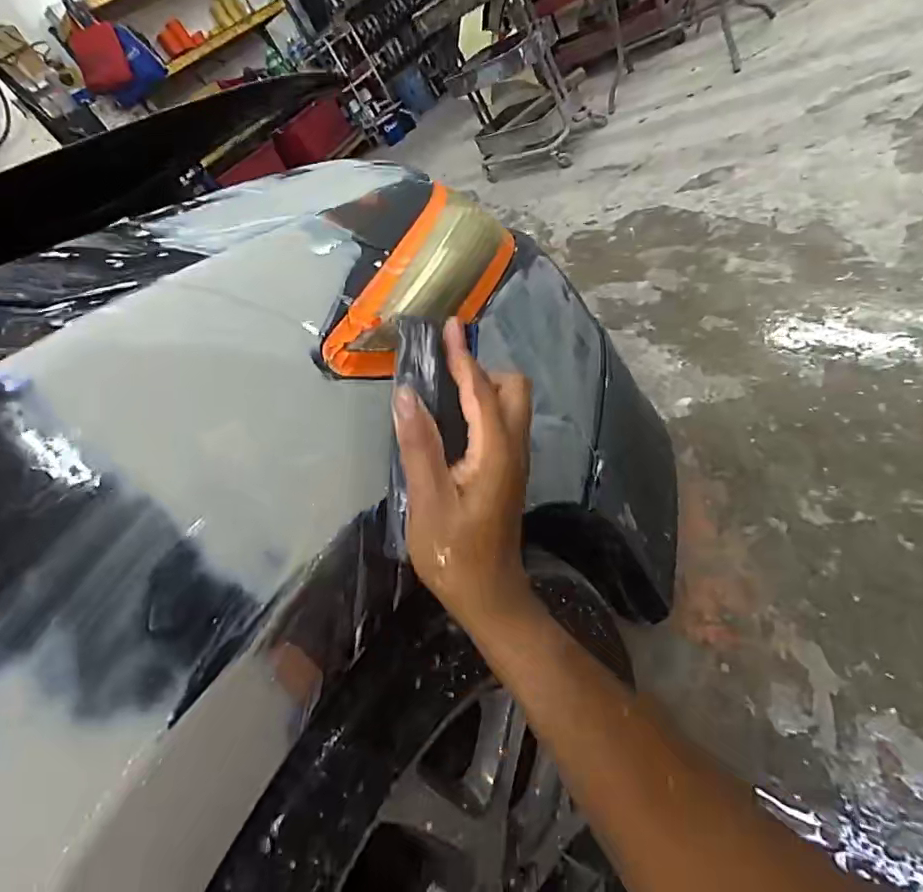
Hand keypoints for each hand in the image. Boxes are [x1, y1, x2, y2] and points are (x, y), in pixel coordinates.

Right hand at [392, 318, 534, 622]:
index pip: (481, 390)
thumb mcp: (427, 501)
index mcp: (496, 451)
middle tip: (443, 373)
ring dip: (483, 387)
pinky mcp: (508, 471)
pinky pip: (503, 422)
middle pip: (513, 389)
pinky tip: (453, 421)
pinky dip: (483, 407)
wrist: (489, 596)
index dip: (463, 357)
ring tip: (442, 390)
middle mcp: (514, 448)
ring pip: (511, 405)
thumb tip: (406, 394)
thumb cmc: (453, 554)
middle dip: (482, 371)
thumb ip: (419, 445)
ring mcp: (515, 460)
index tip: (449, 327)